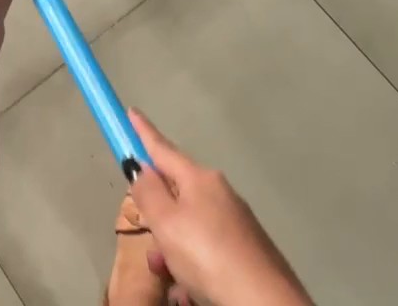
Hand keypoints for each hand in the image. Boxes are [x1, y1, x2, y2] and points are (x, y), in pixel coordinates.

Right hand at [128, 109, 310, 305]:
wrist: (267, 303)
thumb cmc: (208, 255)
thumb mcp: (166, 223)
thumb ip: (148, 193)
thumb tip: (141, 166)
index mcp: (199, 179)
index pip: (162, 148)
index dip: (142, 131)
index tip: (130, 110)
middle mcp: (219, 193)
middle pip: (175, 195)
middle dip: (157, 219)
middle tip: (150, 243)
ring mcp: (235, 222)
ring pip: (188, 228)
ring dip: (173, 251)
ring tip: (171, 279)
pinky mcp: (246, 250)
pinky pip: (206, 251)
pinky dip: (192, 268)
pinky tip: (190, 292)